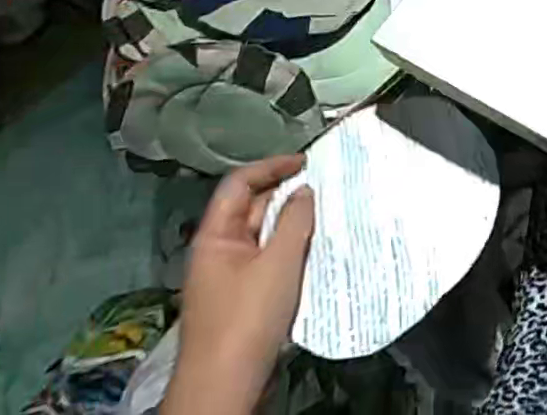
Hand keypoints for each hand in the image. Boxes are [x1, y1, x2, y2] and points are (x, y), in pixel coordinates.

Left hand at [161, 156, 314, 414]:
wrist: (226, 386)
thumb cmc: (247, 318)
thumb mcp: (277, 263)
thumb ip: (294, 220)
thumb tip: (304, 190)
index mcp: (215, 238)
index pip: (239, 184)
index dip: (271, 166)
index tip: (307, 160)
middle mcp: (220, 250)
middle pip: (253, 205)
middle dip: (288, 190)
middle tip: (328, 182)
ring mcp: (233, 273)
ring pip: (266, 231)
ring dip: (295, 218)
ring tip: (331, 207)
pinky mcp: (247, 293)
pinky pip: (272, 254)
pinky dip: (294, 242)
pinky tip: (319, 243)